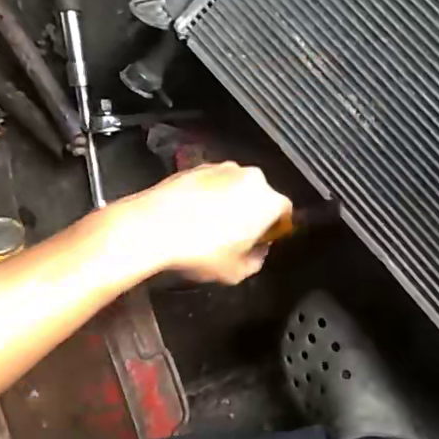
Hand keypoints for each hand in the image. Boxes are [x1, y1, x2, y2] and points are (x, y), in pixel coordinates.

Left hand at [102, 162, 291, 284]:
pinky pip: (212, 183)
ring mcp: (221, 168)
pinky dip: (207, 197)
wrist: (152, 226)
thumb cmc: (196, 247)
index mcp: (268, 200)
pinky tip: (194, 218)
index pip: (285, 212)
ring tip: (211, 230)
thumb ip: (256, 261)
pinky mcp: (196, 167)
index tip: (266, 240)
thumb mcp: (236, 271)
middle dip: (252, 215)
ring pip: (235, 187)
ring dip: (229, 204)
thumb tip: (256, 255)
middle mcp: (248, 177)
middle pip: (260, 196)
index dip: (277, 229)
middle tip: (238, 238)